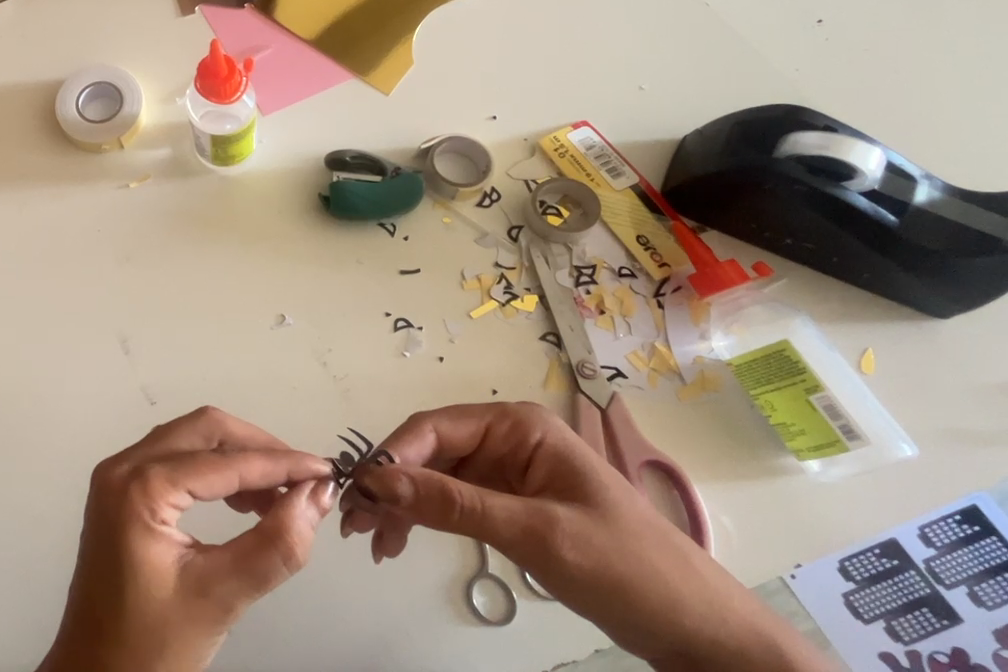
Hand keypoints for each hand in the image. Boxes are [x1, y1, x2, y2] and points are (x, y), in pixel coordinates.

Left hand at [36, 407, 336, 671]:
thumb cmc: (150, 644)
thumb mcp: (220, 597)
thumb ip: (275, 545)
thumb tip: (316, 496)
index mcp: (139, 488)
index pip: (224, 461)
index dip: (280, 464)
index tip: (326, 472)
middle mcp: (122, 467)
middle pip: (203, 430)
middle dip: (258, 448)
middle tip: (303, 480)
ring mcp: (117, 477)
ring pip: (189, 439)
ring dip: (237, 458)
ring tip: (280, 497)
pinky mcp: (121, 492)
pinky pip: (175, 460)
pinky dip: (214, 470)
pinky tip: (244, 502)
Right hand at [340, 402, 832, 671]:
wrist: (699, 630)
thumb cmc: (625, 567)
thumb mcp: (534, 533)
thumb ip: (453, 504)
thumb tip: (378, 480)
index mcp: (518, 426)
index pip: (434, 429)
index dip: (392, 457)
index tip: (359, 493)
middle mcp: (508, 440)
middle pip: (428, 453)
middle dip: (391, 486)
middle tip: (357, 526)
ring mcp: (508, 473)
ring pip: (433, 479)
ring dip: (401, 507)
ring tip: (374, 542)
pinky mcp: (511, 506)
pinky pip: (452, 503)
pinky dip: (423, 521)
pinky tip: (400, 542)